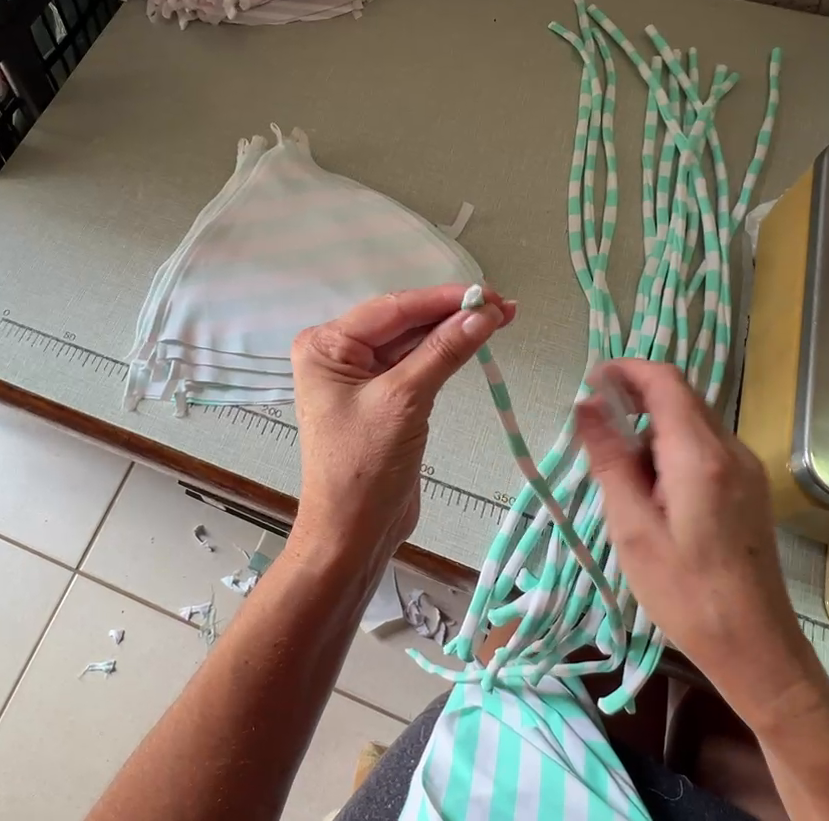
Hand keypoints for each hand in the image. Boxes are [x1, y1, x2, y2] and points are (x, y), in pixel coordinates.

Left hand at [289, 284, 515, 566]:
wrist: (352, 534)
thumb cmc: (364, 468)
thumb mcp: (404, 402)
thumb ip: (443, 352)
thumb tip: (483, 313)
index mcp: (326, 345)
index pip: (392, 308)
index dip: (442, 299)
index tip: (488, 294)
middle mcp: (338, 354)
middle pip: (403, 322)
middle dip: (451, 314)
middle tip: (502, 307)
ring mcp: (360, 376)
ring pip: (412, 342)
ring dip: (453, 332)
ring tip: (500, 319)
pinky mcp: (381, 398)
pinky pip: (415, 365)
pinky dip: (445, 356)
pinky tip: (474, 342)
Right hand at [574, 360, 824, 728]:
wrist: (756, 649)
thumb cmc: (684, 592)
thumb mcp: (631, 526)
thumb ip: (610, 458)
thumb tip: (586, 404)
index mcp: (700, 456)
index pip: (666, 381)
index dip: (626, 370)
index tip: (589, 383)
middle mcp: (731, 452)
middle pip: (681, 396)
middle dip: (634, 397)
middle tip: (593, 430)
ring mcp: (746, 470)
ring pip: (692, 422)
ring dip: (650, 426)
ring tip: (617, 469)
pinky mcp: (749, 490)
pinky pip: (704, 447)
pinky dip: (670, 448)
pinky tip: (650, 488)